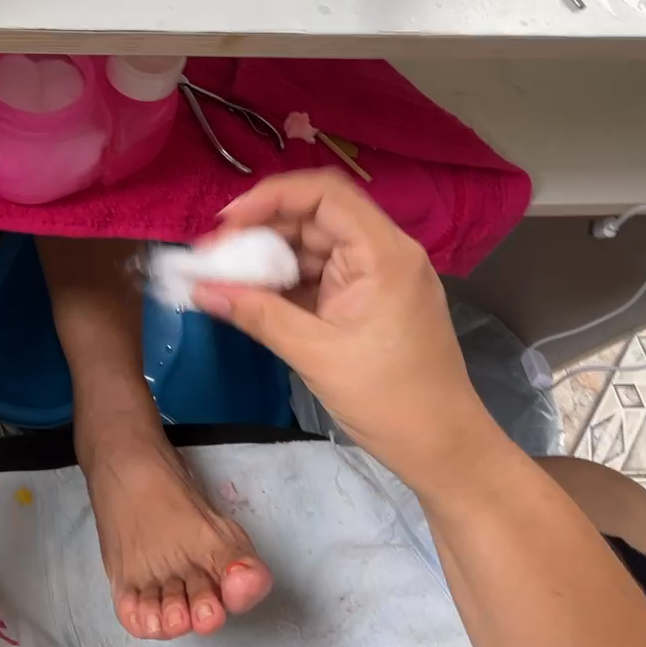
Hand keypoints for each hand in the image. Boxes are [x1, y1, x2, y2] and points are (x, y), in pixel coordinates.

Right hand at [194, 170, 507, 489]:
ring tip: (224, 275)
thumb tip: (199, 290)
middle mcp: (382, 252)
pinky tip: (251, 294)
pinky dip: (283, 281)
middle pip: (314, 217)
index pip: (324, 194)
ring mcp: (374, 275)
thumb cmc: (391, 401)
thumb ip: (256, 315)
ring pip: (311, 245)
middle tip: (214, 254)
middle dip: (260, 230)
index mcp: (383, 254)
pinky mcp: (365, 298)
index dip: (271, 197)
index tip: (227, 222)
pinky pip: (317, 273)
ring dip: (268, 257)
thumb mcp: (315, 355)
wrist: (446, 452)